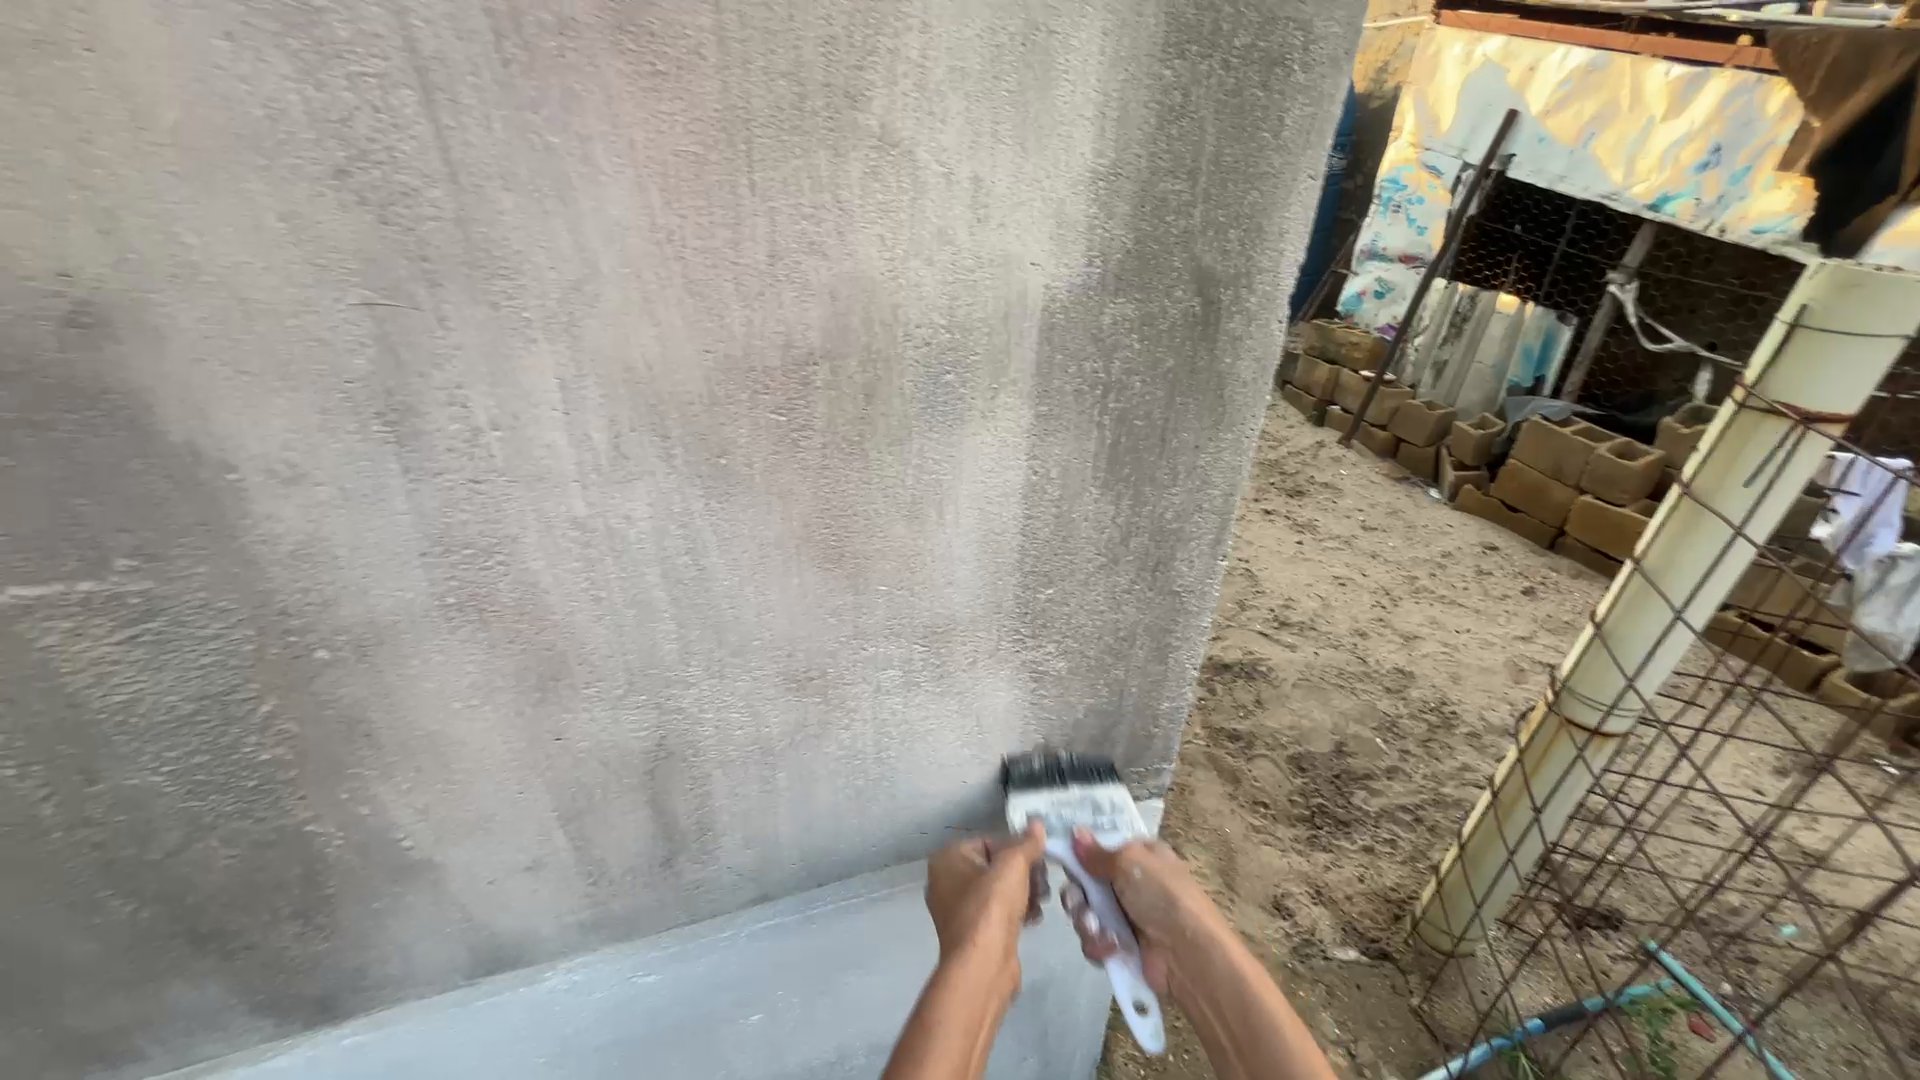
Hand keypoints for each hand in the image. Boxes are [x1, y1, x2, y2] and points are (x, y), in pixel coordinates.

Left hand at [924, 822, 1049, 979]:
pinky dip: (1016, 911)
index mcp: (947, 859)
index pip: (988, 841)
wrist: (983, 965)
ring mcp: (957, 910)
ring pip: (998, 889)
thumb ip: (1027, 843)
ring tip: (1041, 900)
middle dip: (1023, 872)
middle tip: (1043, 881)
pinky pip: (997, 912)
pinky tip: (1034, 917)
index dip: (1016, 848)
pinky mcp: (972, 933)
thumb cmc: (991, 906)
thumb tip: (1037, 823)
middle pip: (994, 865)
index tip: (1037, 859)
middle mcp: (946, 881)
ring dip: (1024, 892)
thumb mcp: (1013, 865)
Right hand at [1060, 828, 1226, 996]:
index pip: (1099, 849)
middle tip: (1078, 900)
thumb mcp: (1130, 863)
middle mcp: (1130, 883)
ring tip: (1098, 929)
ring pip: (1085, 913)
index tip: (1062, 858)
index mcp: (1139, 855)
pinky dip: (1097, 944)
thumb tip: (1075, 832)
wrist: (1188, 954)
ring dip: (1086, 921)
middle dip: (1077, 894)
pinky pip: (1093, 940)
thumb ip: (1098, 853)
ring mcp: (1124, 916)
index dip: (1079, 855)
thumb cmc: (1162, 896)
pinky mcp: (1120, 946)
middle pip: (1084, 883)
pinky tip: (1110, 948)